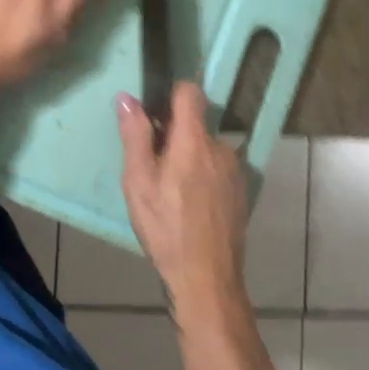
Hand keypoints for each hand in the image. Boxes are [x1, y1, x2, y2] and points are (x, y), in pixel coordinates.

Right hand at [117, 83, 247, 301]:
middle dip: (173, 132)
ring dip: (187, 155)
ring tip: (166, 186)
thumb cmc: (165, 226)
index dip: (170, 92)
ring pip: (206, 148)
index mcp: (194, 141)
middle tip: (149, 160)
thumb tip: (128, 98)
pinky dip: (201, 174)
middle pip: (195, 123)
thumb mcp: (138, 181)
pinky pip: (216, 169)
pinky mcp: (240, 193)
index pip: (190, 92)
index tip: (151, 109)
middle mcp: (220, 149)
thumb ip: (135, 136)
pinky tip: (186, 202)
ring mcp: (235, 172)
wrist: (207, 277)